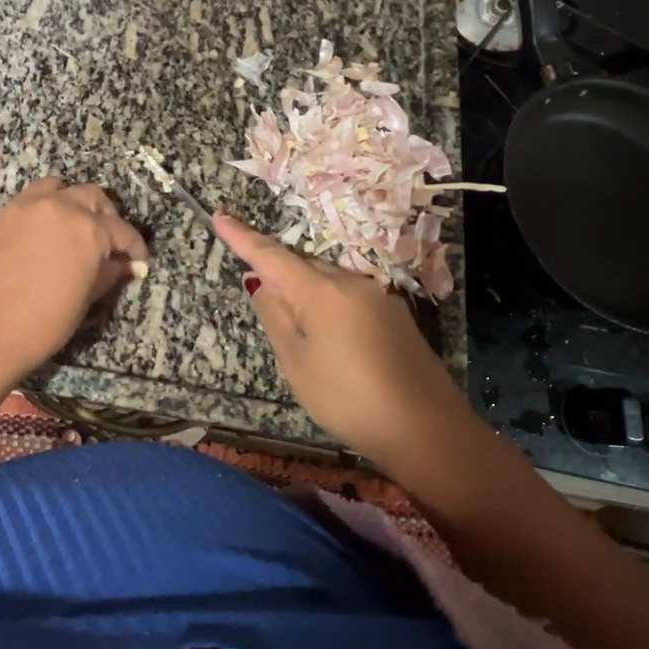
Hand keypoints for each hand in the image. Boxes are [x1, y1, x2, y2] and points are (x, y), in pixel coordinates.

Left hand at [0, 177, 148, 376]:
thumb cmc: (42, 323)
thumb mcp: (84, 300)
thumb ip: (107, 275)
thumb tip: (123, 265)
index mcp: (88, 229)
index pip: (122, 231)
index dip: (135, 247)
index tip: (138, 261)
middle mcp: (60, 207)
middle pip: (93, 197)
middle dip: (106, 217)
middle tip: (108, 242)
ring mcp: (27, 206)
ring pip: (60, 188)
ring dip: (73, 202)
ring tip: (74, 226)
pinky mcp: (2, 214)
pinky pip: (31, 198)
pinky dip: (44, 206)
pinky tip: (43, 231)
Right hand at [214, 214, 471, 459]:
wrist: (428, 432)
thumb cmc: (349, 399)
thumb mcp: (297, 363)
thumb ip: (275, 317)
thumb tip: (260, 283)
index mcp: (322, 291)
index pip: (272, 255)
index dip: (243, 237)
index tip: (219, 216)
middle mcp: (351, 282)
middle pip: (302, 265)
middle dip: (276, 270)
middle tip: (256, 291)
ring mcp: (378, 297)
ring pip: (327, 281)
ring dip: (304, 291)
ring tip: (293, 326)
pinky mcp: (395, 317)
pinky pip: (348, 297)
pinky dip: (327, 305)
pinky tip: (328, 337)